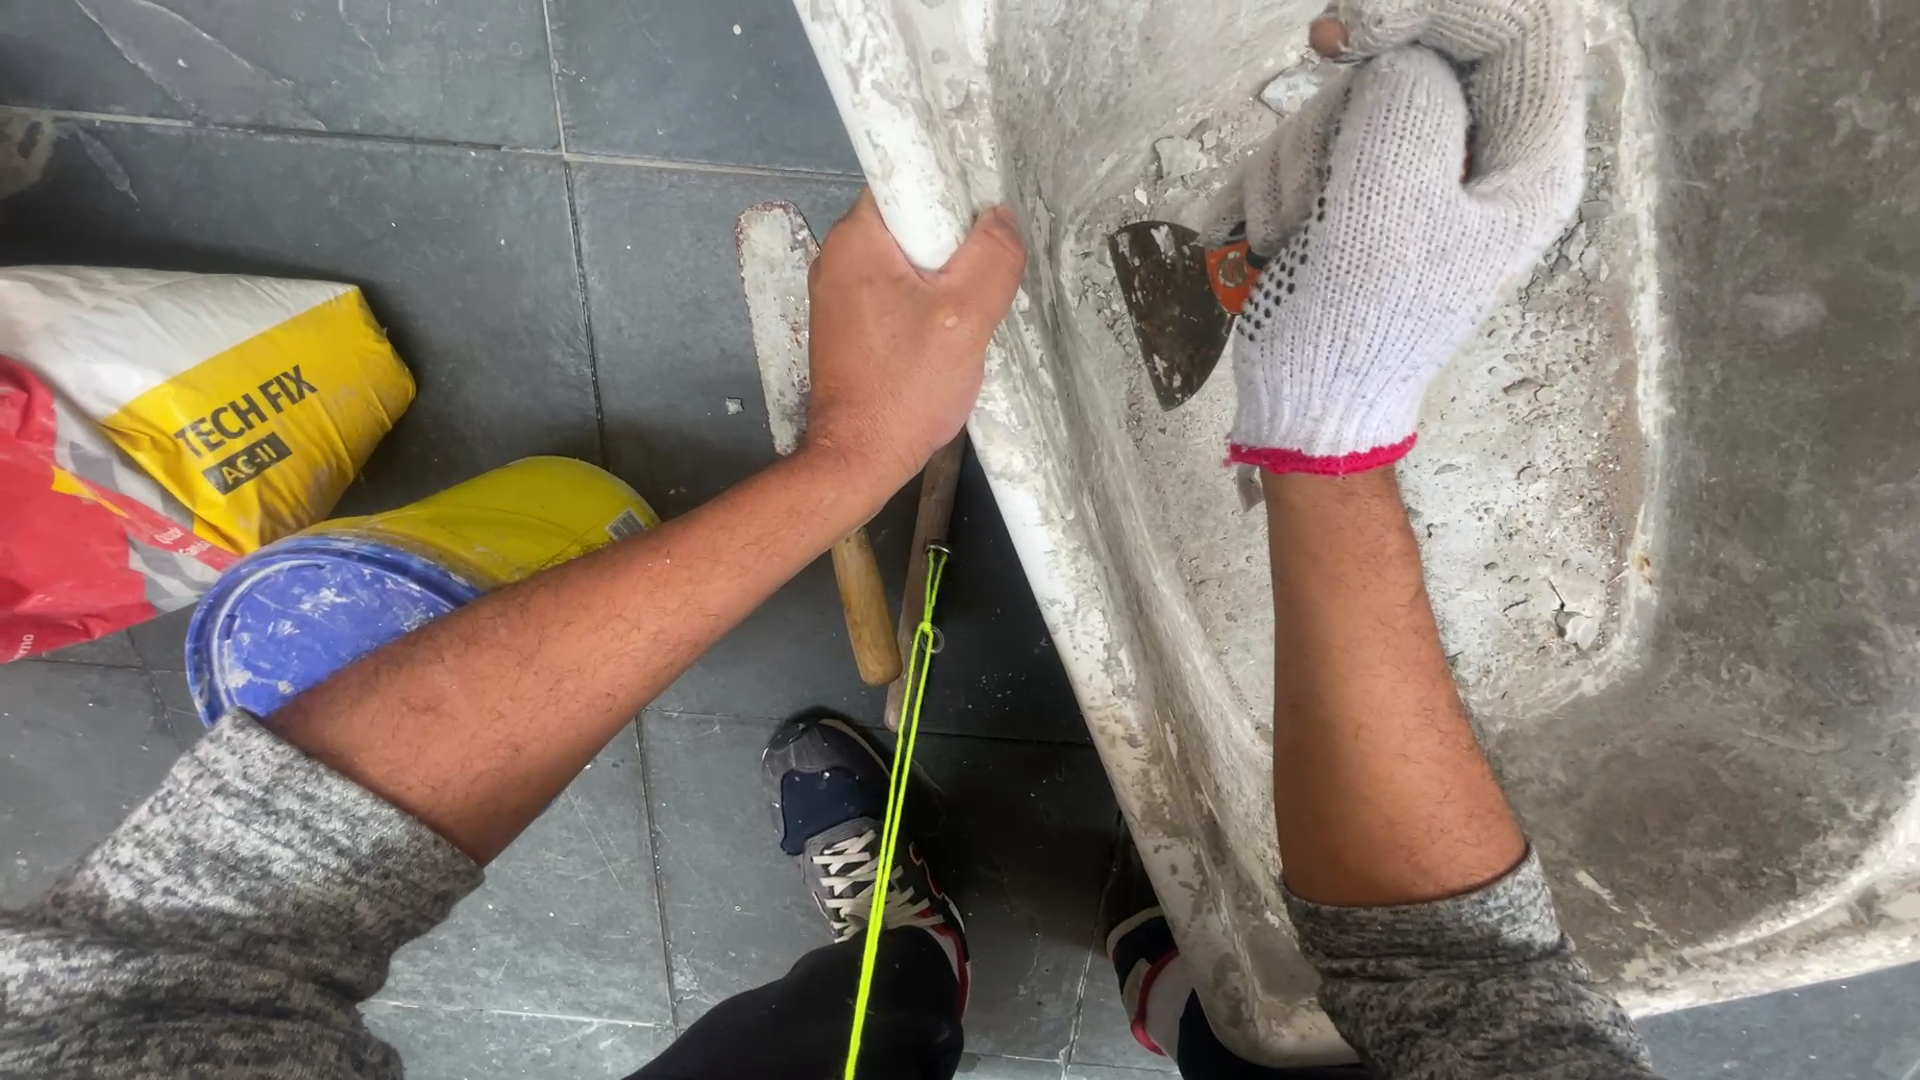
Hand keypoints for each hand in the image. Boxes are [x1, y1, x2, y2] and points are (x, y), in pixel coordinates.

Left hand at [801, 190, 1025, 490]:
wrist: (859, 459)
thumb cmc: (905, 388)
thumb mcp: (965, 319)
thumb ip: (992, 259)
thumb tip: (1003, 218)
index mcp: (856, 239)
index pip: (908, 181)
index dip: (954, 197)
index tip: (984, 232)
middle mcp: (837, 257)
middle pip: (910, 226)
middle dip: (952, 248)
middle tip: (980, 285)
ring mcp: (837, 296)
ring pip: (905, 266)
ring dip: (941, 284)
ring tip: (965, 319)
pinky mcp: (846, 328)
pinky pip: (893, 297)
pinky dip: (922, 309)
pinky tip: (942, 340)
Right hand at [1206, 0, 1584, 474]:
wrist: (1300, 405)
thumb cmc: (1351, 331)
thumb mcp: (1386, 213)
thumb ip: (1401, 102)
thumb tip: (1384, 66)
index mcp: (1525, 160)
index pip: (1510, 22)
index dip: (1427, 6)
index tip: (1340, 34)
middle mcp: (1470, 157)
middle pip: (1405, 65)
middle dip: (1334, 125)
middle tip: (1312, 203)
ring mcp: (1399, 178)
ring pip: (1339, 108)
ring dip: (1290, 172)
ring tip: (1284, 243)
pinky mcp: (1341, 199)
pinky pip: (1299, 151)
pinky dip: (1267, 190)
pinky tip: (1260, 240)